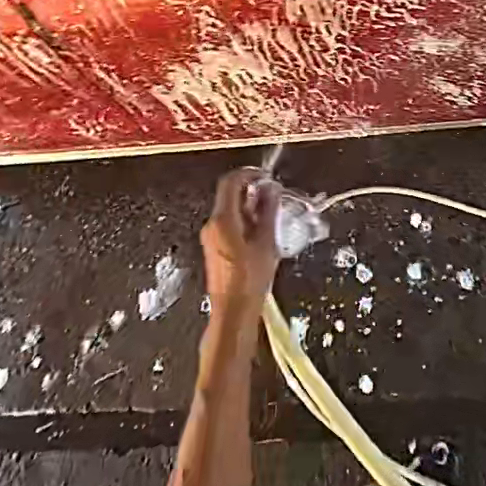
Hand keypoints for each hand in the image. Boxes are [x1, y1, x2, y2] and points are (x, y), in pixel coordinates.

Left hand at [201, 166, 282, 306]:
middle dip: (253, 192)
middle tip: (275, 198)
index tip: (266, 176)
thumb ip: (268, 211)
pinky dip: (245, 220)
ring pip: (230, 209)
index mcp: (223, 220)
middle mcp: (212, 225)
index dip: (250, 174)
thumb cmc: (250, 279)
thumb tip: (271, 189)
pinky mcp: (214, 247)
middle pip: (230, 195)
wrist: (233, 311)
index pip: (231, 182)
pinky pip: (229, 223)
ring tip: (271, 218)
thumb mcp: (266, 241)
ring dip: (250, 207)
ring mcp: (210, 237)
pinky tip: (261, 234)